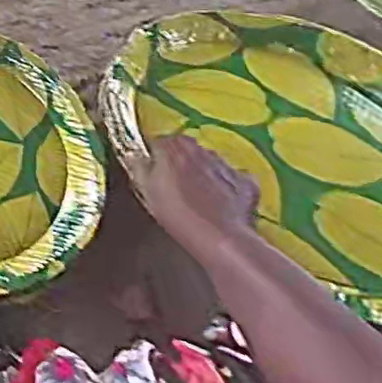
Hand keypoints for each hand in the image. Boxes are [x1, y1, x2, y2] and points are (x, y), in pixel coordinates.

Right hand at [131, 134, 258, 255]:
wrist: (221, 239)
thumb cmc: (177, 214)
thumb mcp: (146, 190)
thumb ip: (139, 167)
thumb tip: (135, 156)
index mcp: (172, 146)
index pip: (157, 143)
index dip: (153, 159)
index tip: (152, 175)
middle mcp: (200, 149)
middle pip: (184, 150)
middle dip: (179, 164)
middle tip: (173, 187)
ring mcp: (226, 165)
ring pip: (209, 163)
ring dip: (203, 174)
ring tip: (198, 198)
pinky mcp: (247, 183)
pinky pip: (233, 179)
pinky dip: (228, 187)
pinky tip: (223, 203)